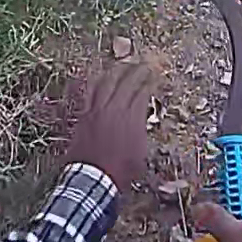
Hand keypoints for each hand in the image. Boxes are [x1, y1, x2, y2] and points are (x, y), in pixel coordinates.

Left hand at [68, 60, 156, 191]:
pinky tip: (101, 77)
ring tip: (124, 64)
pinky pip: (91, 91)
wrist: (92, 178)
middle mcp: (115, 108)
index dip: (150, 81)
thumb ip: (141, 128)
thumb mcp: (141, 151)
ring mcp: (98, 109)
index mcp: (132, 117)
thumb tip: (141, 115)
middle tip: (144, 64)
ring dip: (117, 71)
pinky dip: (97, 81)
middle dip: (137, 71)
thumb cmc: (121, 169)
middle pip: (127, 82)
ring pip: (107, 82)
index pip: (142, 91)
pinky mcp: (85, 113)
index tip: (155, 75)